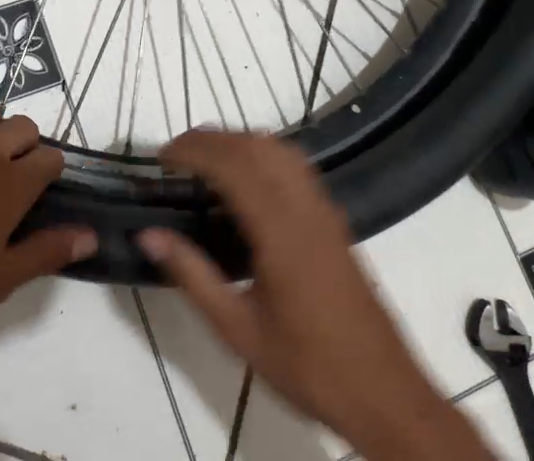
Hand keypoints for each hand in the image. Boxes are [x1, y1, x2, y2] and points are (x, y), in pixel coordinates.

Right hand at [137, 131, 488, 459]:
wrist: (385, 395)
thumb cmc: (307, 366)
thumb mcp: (237, 328)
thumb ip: (192, 275)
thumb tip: (148, 235)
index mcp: (282, 233)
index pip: (233, 166)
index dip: (194, 151)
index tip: (160, 157)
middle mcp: (307, 211)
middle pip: (257, 148)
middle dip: (212, 140)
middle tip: (173, 156)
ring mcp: (327, 215)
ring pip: (282, 152)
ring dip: (239, 143)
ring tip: (203, 161)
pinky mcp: (336, 225)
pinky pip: (297, 169)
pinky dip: (263, 156)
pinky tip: (245, 182)